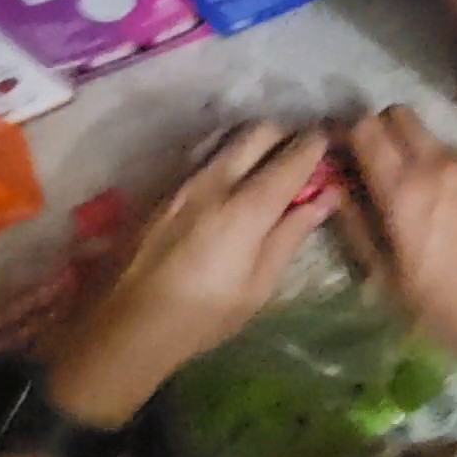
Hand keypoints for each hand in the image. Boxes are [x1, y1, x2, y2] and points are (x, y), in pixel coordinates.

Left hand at [47, 125, 338, 426]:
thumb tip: (325, 198)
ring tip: (265, 165)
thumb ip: (292, 233)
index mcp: (246, 208)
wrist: (127, 324)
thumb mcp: (259, 283)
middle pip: (258, 131)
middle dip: (285, 135)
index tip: (329, 144)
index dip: (315, 146)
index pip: (292, 159)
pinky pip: (202, 153)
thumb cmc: (204, 314)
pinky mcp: (160, 187)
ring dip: (254, 141)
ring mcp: (182, 179)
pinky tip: (228, 181)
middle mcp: (214, 180)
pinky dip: (226, 154)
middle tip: (298, 157)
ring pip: (226, 136)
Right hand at [343, 108, 456, 367]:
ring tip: (441, 202)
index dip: (351, 133)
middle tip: (389, 165)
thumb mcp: (387, 279)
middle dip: (387, 131)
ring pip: (441, 143)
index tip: (348, 149)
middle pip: (402, 116)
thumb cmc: (447, 308)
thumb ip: (356, 225)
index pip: (366, 128)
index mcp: (403, 190)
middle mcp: (441, 164)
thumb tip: (337, 185)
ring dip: (430, 161)